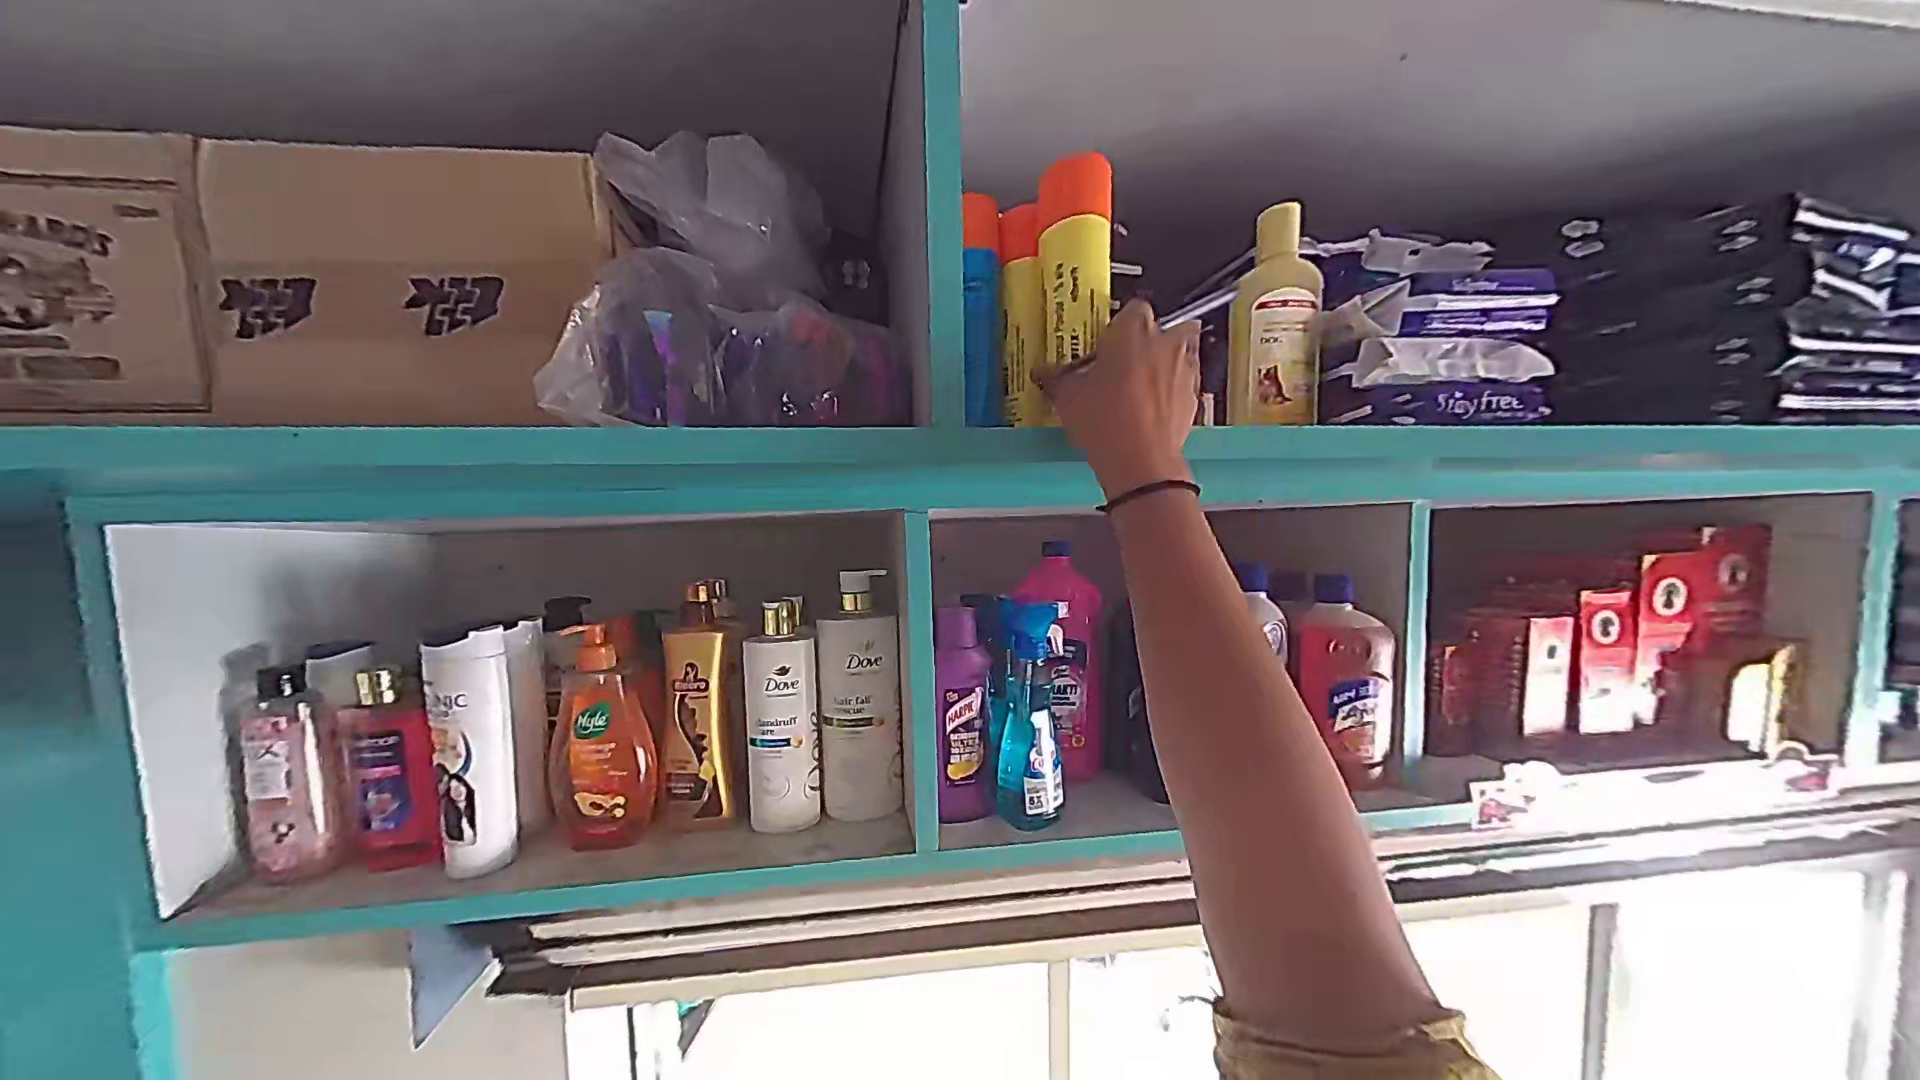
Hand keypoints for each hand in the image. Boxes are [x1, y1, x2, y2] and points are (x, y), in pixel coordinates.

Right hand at [1040, 299, 1200, 499]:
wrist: (1140, 460)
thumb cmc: (1103, 418)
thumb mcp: (1068, 397)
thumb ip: (1056, 378)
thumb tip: (1043, 372)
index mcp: (1133, 328)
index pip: (1132, 309)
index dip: (1119, 327)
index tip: (1105, 347)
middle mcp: (1166, 341)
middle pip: (1164, 328)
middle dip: (1150, 341)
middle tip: (1126, 365)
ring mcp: (1186, 369)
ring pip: (1179, 355)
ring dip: (1165, 365)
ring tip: (1139, 391)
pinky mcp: (1195, 398)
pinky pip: (1183, 385)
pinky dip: (1171, 393)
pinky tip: (1150, 413)